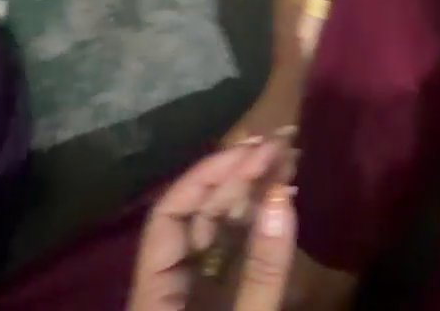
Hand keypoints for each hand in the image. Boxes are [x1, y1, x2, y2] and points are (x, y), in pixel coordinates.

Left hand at [128, 137, 295, 310]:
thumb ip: (260, 271)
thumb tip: (280, 196)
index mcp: (153, 293)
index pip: (168, 215)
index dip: (207, 175)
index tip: (250, 148)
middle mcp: (170, 285)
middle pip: (198, 217)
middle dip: (238, 177)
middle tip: (280, 144)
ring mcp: (196, 295)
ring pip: (221, 233)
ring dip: (253, 195)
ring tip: (286, 160)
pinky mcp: (221, 304)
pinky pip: (236, 257)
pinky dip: (259, 226)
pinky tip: (281, 201)